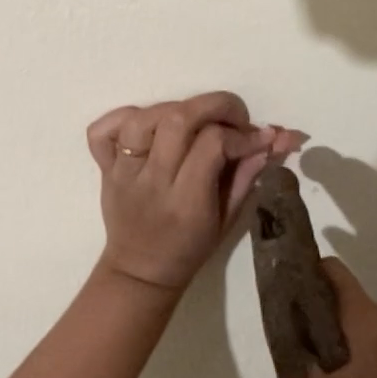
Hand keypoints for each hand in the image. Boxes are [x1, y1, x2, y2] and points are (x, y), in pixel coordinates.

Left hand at [86, 92, 303, 290]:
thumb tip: (274, 138)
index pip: (213, 144)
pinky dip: (124, 116)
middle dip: (215, 106)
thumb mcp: (230, 217)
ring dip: (176, 108)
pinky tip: (150, 124)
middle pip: (177, 120)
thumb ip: (249, 174)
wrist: (140, 271)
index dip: (242, 134)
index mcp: (186, 202)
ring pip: (142, 119)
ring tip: (196, 119)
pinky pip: (102, 132)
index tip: (259, 139)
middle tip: (235, 116)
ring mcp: (123, 174)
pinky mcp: (105, 169)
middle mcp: (152, 182)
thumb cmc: (191, 247)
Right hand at [282, 259, 376, 377]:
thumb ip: (290, 339)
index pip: (335, 274)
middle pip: (347, 296)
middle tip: (291, 332)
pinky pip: (371, 335)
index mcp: (369, 320)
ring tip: (310, 359)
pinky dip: (350, 342)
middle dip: (318, 307)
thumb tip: (282, 309)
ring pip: (358, 316)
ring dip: (333, 328)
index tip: (283, 283)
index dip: (306, 273)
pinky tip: (333, 372)